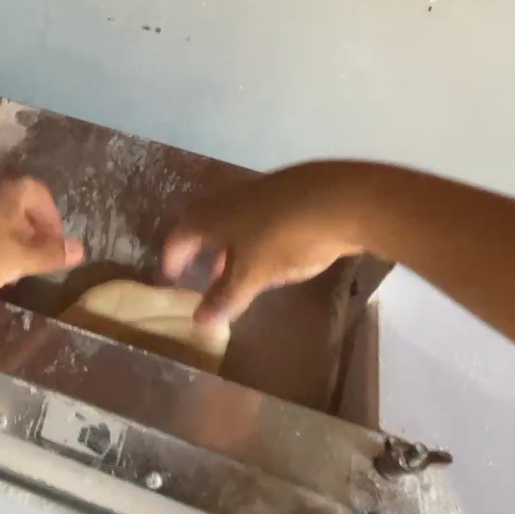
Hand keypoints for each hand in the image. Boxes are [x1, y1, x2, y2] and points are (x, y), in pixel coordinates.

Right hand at [161, 162, 372, 325]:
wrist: (343, 199)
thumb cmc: (283, 237)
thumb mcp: (251, 274)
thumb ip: (225, 297)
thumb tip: (199, 321)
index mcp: (208, 216)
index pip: (177, 237)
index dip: (172, 258)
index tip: (172, 277)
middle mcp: (225, 199)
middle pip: (201, 222)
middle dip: (199, 248)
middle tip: (200, 270)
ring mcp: (256, 191)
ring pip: (231, 218)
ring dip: (227, 242)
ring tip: (235, 266)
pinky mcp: (285, 191)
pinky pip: (257, 215)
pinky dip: (252, 234)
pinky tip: (271, 250)